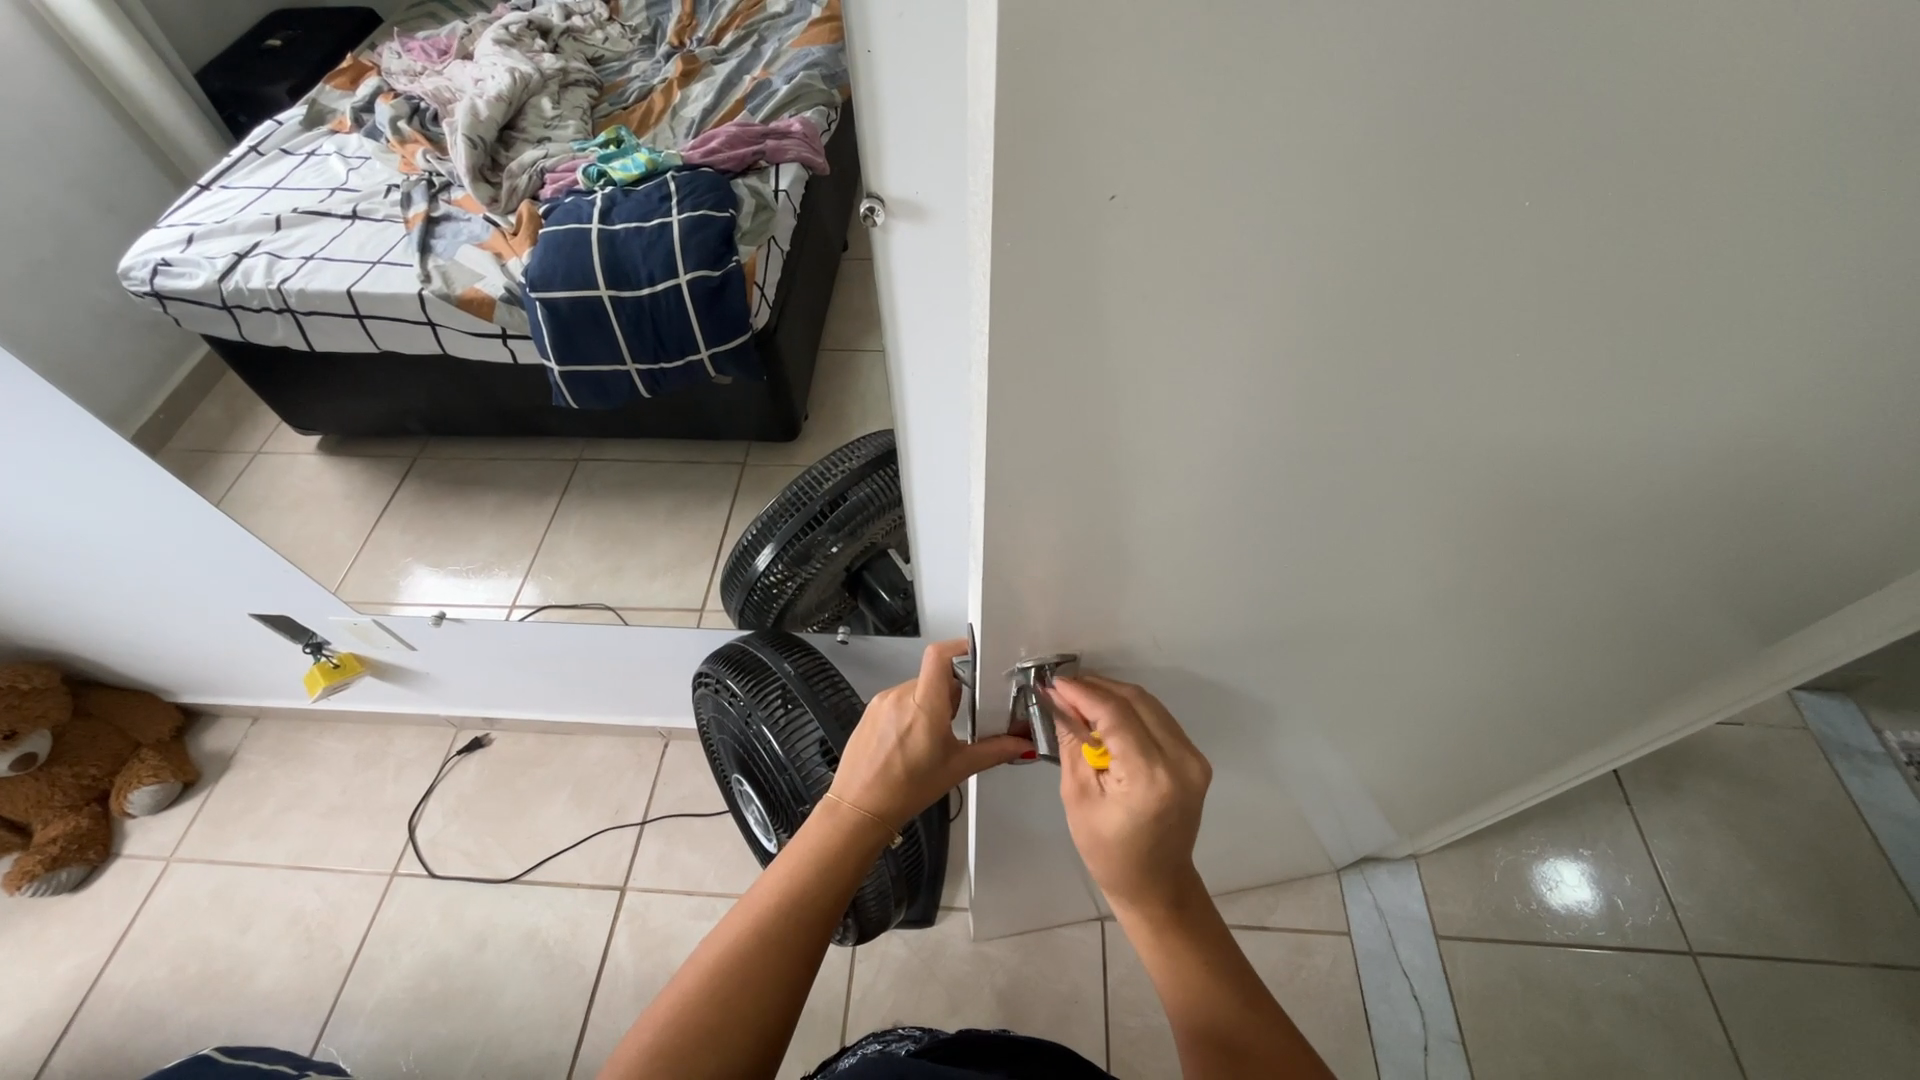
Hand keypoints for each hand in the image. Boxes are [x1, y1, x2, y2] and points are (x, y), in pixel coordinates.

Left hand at [828, 639, 1034, 831]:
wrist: (860, 808)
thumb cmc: (907, 789)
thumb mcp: (957, 768)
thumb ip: (994, 750)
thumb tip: (1023, 744)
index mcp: (924, 704)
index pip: (940, 655)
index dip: (959, 647)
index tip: (975, 655)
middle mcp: (900, 695)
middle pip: (933, 676)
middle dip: (951, 690)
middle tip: (962, 716)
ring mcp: (881, 702)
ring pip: (916, 689)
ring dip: (930, 702)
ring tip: (935, 735)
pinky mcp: (869, 712)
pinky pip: (897, 700)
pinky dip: (910, 712)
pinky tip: (913, 741)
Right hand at [1050, 675, 1212, 914]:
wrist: (1156, 884)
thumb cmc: (1108, 851)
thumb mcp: (1078, 797)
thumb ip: (1072, 742)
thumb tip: (1058, 700)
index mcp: (1151, 776)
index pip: (1116, 714)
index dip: (1083, 693)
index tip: (1054, 683)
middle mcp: (1181, 760)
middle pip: (1136, 701)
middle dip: (1097, 688)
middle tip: (1063, 688)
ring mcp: (1193, 758)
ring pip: (1149, 705)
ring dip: (1113, 696)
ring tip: (1079, 698)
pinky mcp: (1194, 759)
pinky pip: (1159, 719)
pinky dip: (1130, 710)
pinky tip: (1104, 715)